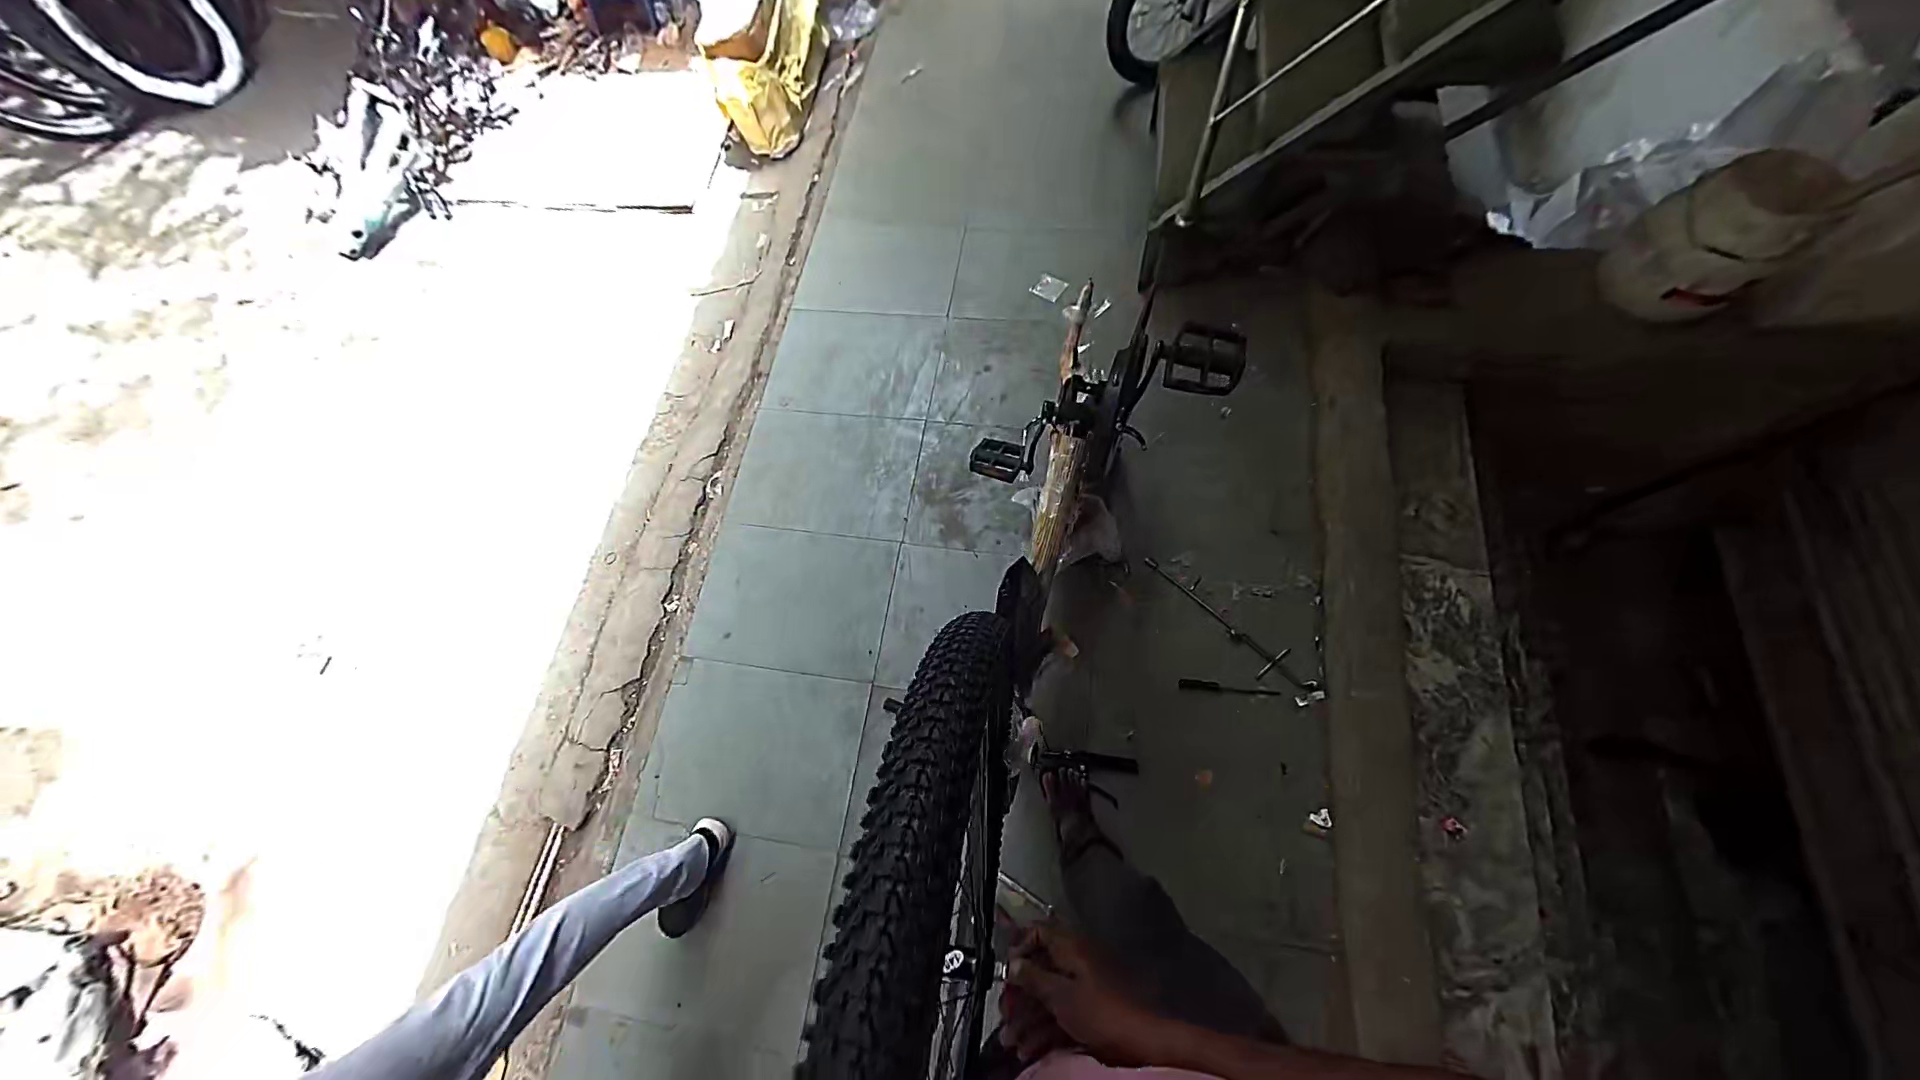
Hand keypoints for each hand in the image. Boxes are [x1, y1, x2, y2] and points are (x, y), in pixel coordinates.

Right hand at [1002, 922, 1165, 1065]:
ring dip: (1025, 1020)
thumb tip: (1012, 963)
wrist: (1138, 1042)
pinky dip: (1041, 1032)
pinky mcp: (1084, 1013)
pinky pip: (1056, 1016)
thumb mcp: (1060, 994)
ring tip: (1009, 1043)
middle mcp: (1073, 963)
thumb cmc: (1098, 1010)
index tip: (1006, 969)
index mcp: (1069, 947)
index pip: (1038, 933)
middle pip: (1038, 970)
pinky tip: (1026, 1050)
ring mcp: (1079, 989)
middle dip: (1018, 995)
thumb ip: (1033, 977)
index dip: (1019, 946)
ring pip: (1045, 998)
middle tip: (1003, 1014)